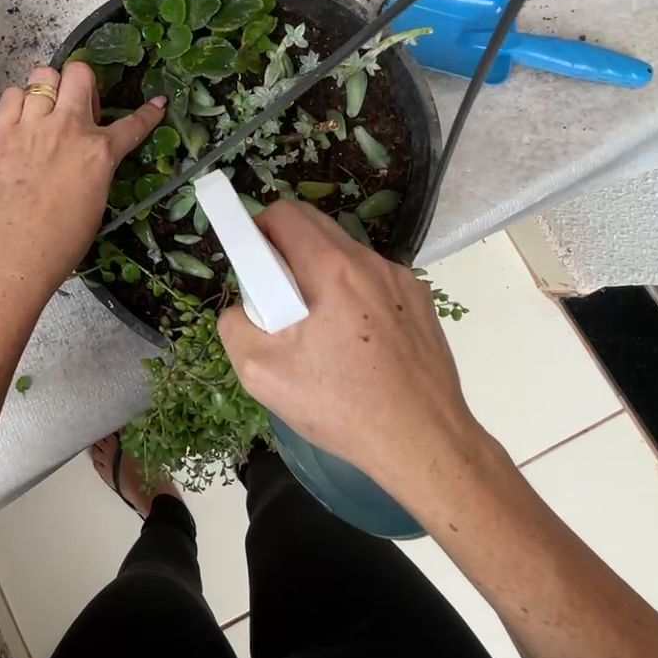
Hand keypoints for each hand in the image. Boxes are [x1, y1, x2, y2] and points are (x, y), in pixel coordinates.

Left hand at [0, 63, 163, 300]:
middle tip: (78, 107)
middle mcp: (68, 129)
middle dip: (83, 84)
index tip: (155, 105)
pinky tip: (20, 120)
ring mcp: (32, 126)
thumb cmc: (58, 244)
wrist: (11, 256)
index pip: (132, 124)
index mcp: (100, 153)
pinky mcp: (0, 132)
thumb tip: (90, 157)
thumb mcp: (95, 203)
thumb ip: (96, 169)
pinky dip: (19, 101)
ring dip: (49, 89)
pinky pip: (11, 94)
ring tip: (45, 110)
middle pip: (79, 74)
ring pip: (43, 75)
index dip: (148, 114)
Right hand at [216, 201, 496, 501]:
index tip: (250, 265)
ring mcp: (401, 278)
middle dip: (283, 247)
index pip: (283, 214)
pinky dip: (350, 291)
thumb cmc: (340, 407)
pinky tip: (352, 340)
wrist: (423, 443)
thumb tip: (243, 308)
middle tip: (274, 295)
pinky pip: (370, 277)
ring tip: (315, 326)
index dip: (255, 230)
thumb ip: (234, 324)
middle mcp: (369, 262)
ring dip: (318, 271)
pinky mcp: (420, 299)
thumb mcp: (259, 372)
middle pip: (313, 223)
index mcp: (330, 270)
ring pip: (343, 251)